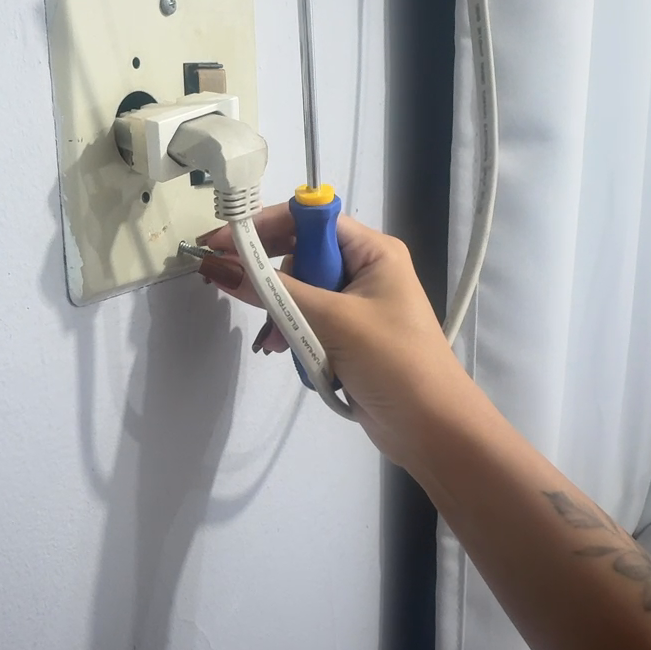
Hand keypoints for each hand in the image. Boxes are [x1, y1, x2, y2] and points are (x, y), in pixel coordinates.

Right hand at [196, 206, 466, 468]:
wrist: (434, 431)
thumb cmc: (394, 363)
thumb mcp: (330, 320)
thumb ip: (272, 291)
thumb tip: (217, 265)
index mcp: (371, 250)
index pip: (307, 218)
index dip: (264, 225)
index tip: (222, 241)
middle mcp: (363, 268)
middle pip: (298, 253)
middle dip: (268, 274)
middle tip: (226, 283)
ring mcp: (354, 302)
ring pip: (297, 290)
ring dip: (278, 311)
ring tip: (271, 340)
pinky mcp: (346, 333)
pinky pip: (305, 318)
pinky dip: (290, 331)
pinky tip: (281, 350)